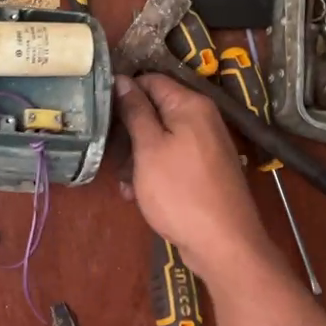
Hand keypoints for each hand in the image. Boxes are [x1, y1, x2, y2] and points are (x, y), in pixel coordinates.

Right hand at [116, 73, 275, 281]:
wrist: (225, 246)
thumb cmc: (180, 192)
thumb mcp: (149, 148)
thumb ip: (135, 111)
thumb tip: (122, 80)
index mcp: (190, 105)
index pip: (151, 80)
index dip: (124, 91)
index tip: (101, 111)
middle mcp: (202, 118)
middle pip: (156, 109)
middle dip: (129, 130)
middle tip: (109, 152)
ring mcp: (206, 145)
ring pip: (161, 137)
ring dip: (137, 155)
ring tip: (122, 181)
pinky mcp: (205, 169)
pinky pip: (173, 158)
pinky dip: (154, 170)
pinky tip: (137, 193)